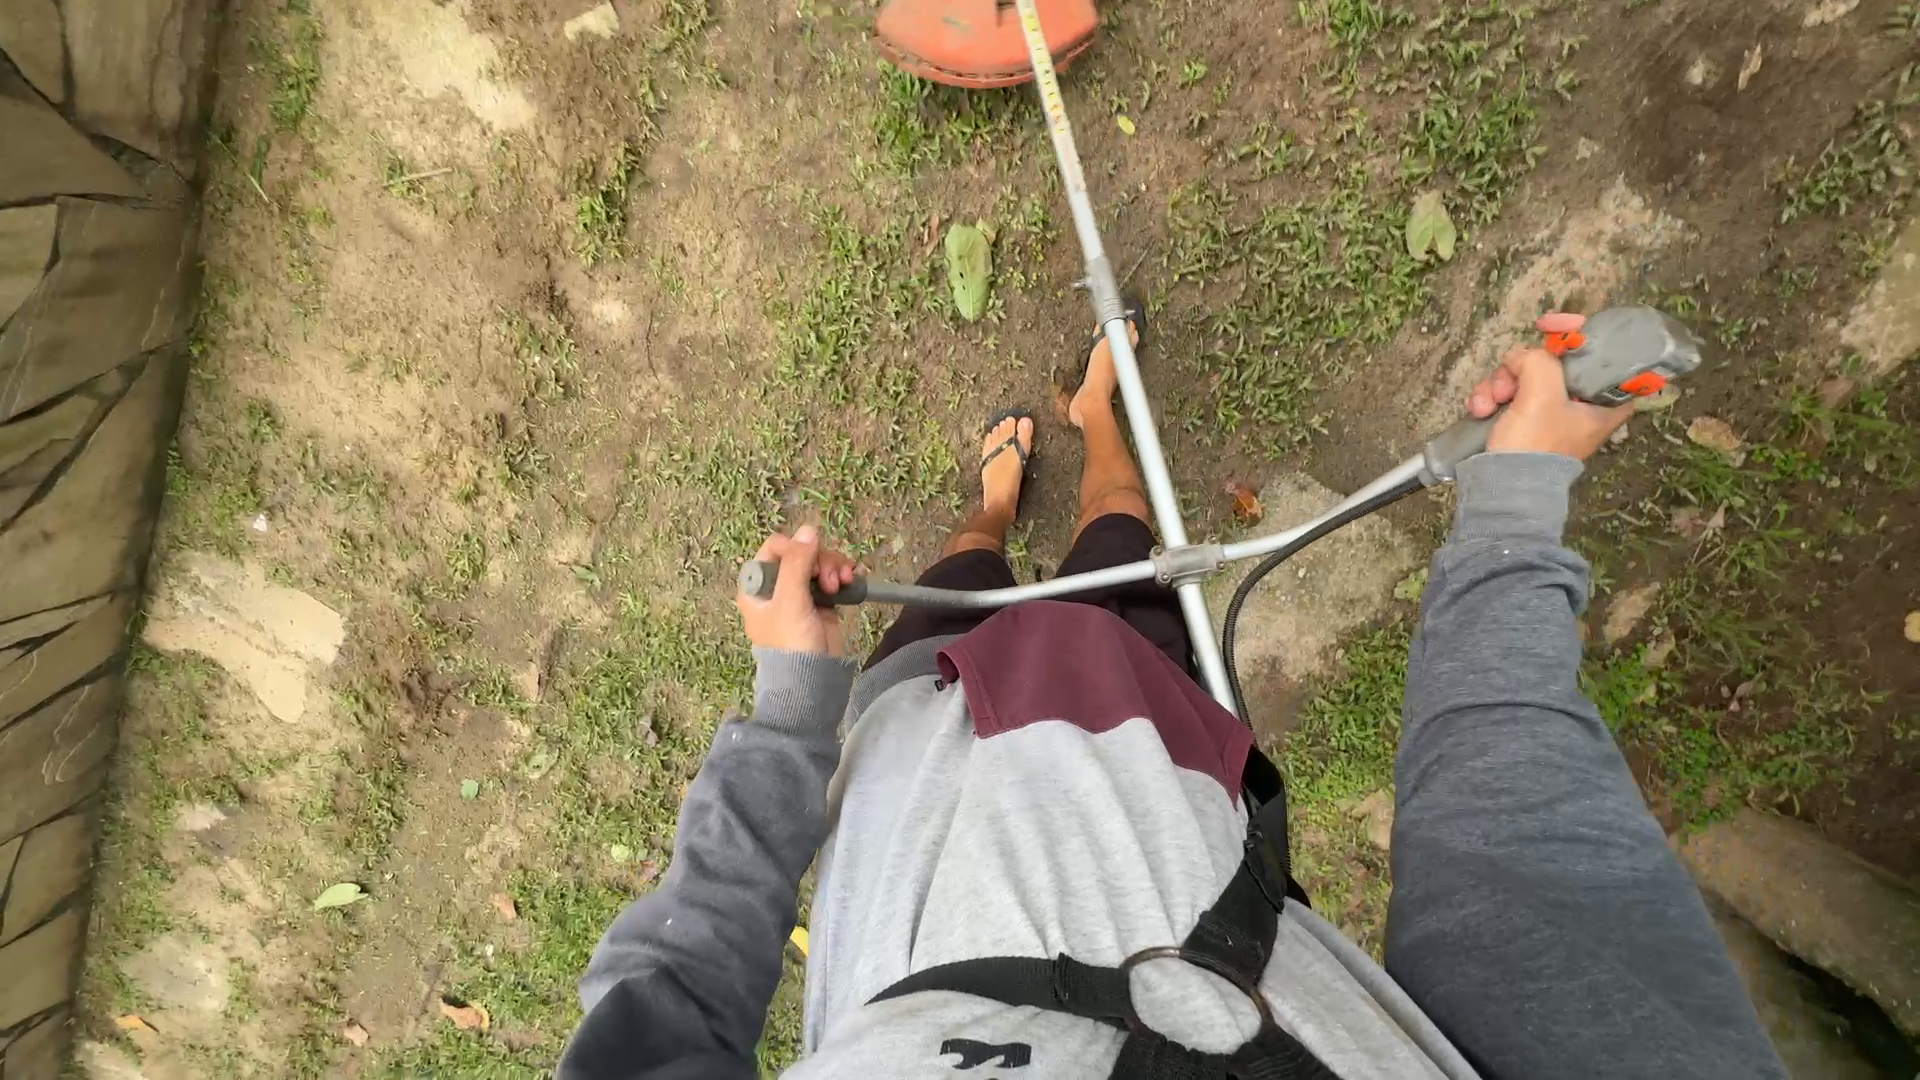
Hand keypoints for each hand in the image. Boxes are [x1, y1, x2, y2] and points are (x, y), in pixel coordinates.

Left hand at [736, 525, 855, 656]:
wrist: (811, 680)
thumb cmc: (791, 642)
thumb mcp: (790, 600)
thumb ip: (798, 563)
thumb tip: (809, 529)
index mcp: (757, 585)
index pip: (776, 547)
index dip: (796, 548)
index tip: (811, 561)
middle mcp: (777, 586)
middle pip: (802, 552)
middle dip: (821, 560)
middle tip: (829, 580)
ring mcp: (800, 594)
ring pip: (820, 562)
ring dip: (835, 567)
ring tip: (842, 583)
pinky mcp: (822, 602)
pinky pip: (832, 577)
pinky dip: (843, 575)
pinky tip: (851, 582)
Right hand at [1469, 313, 1633, 460]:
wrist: (1500, 487)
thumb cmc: (1533, 445)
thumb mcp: (1542, 396)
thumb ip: (1539, 362)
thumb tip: (1522, 355)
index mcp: (1607, 396)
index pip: (1602, 348)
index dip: (1576, 332)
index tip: (1549, 325)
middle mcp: (1580, 401)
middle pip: (1551, 361)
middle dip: (1519, 369)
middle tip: (1508, 386)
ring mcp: (1548, 410)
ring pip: (1522, 375)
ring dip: (1497, 385)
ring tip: (1487, 405)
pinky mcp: (1521, 419)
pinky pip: (1506, 392)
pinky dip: (1489, 398)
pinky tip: (1480, 411)